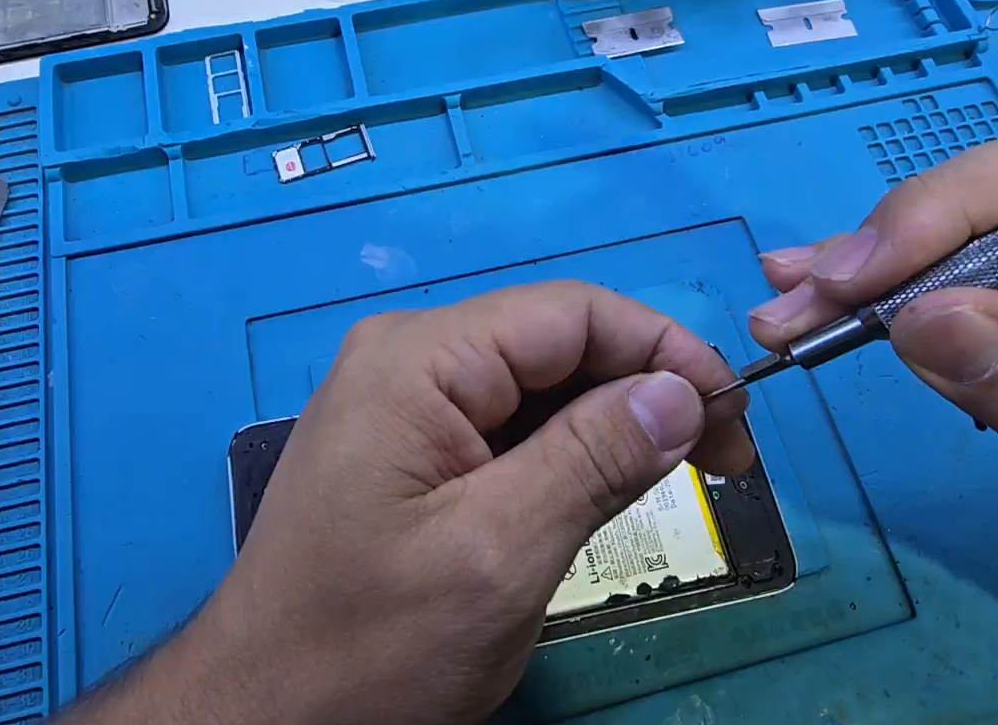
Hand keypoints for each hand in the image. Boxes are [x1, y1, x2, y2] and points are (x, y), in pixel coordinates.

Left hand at [78, 282, 755, 724]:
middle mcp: (408, 353)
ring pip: (535, 382)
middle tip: (722, 457)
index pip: (569, 313)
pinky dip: (565, 446)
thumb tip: (683, 391)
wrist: (262, 714)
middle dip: (643, 386)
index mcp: (420, 356)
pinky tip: (601, 483)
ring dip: (610, 420)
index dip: (663, 349)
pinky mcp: (407, 437)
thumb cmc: (370, 646)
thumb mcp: (497, 555)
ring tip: (675, 473)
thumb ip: (592, 460)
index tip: (735, 414)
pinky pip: (503, 419)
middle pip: (553, 341)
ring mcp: (402, 394)